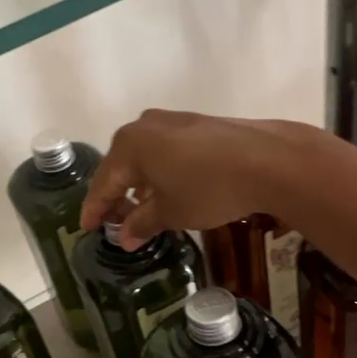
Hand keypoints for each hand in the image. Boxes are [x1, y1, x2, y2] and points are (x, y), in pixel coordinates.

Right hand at [80, 111, 330, 248]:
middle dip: (117, 196)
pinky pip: (166, 151)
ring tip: (142, 211)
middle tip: (115, 223)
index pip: (103, 183)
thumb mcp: (170, 213)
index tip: (88, 229)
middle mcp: (145, 126)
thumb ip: (141, 223)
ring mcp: (173, 121)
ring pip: (145, 158)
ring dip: (141, 185)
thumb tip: (124, 236)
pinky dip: (161, 173)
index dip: (95, 210)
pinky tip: (170, 191)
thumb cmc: (209, 189)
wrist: (268, 161)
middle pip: (121, 166)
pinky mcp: (198, 124)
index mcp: (129, 145)